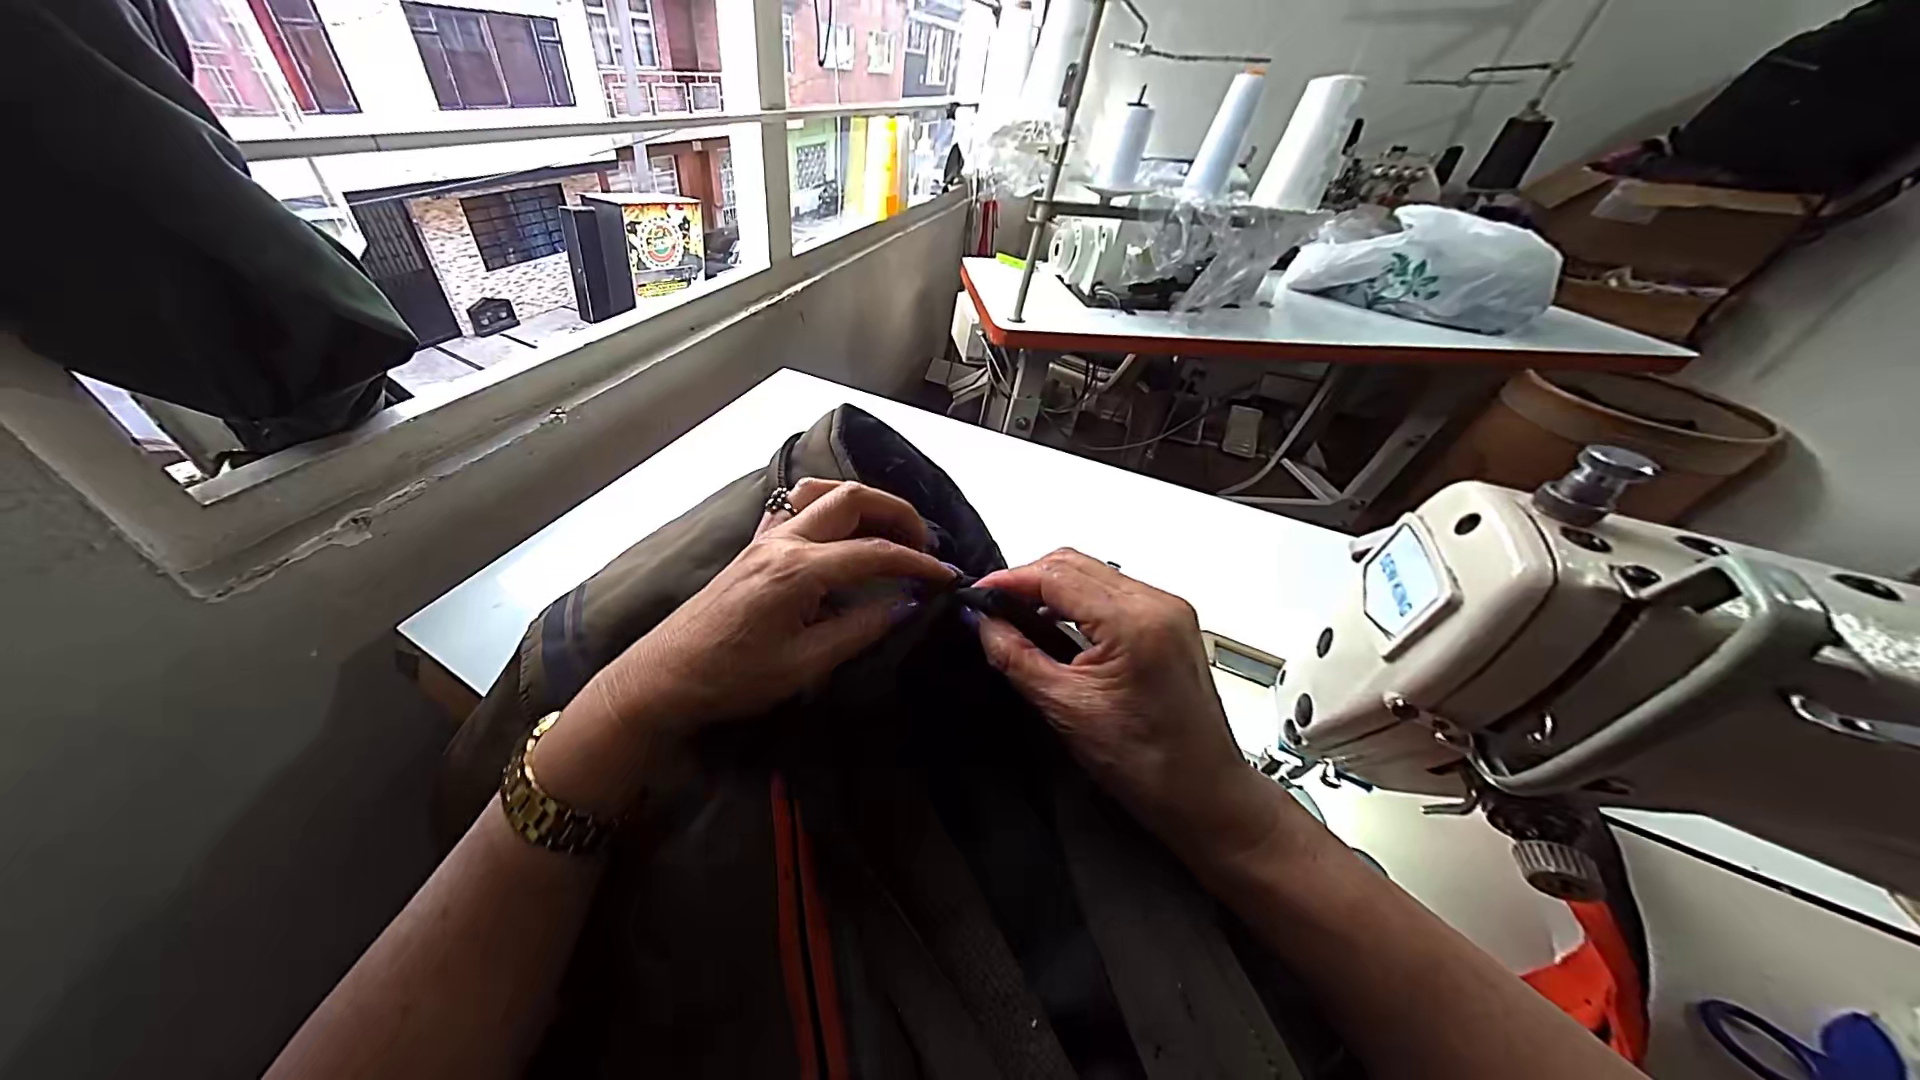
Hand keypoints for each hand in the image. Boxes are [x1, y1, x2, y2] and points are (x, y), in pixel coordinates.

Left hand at [538, 479, 954, 812]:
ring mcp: (765, 537)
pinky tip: (840, 531)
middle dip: (898, 513)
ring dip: (863, 501)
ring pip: (822, 491)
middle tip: (923, 545)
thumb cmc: (731, 678)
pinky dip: (829, 507)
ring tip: (889, 529)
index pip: (874, 553)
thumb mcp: (804, 664)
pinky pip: (795, 506)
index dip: (917, 562)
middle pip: (852, 499)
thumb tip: (905, 604)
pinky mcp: (754, 545)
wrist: (664, 677)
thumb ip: (861, 628)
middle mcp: (782, 540)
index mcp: (796, 571)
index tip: (946, 575)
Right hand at [973, 549, 1288, 863]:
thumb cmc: (1147, 763)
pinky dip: (1077, 599)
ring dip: (1052, 587)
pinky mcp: (1170, 620)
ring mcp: (1169, 609)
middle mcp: (1158, 603)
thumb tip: (984, 622)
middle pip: (1076, 563)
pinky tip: (1055, 622)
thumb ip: (1016, 656)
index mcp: (1135, 622)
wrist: (1203, 793)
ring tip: (1018, 613)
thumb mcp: (1065, 708)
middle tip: (993, 604)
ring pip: (1094, 572)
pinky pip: (1112, 590)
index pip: (1057, 576)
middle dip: (1028, 578)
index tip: (979, 592)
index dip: (1010, 579)